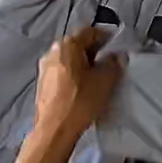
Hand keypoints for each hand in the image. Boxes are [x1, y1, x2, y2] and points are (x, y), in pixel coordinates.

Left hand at [32, 27, 121, 155]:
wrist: (54, 131)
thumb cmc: (80, 101)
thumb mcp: (106, 79)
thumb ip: (113, 62)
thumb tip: (114, 56)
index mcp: (67, 45)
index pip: (91, 31)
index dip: (107, 38)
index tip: (118, 49)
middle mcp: (52, 52)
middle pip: (79, 44)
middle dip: (96, 51)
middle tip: (111, 63)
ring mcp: (45, 68)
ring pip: (71, 58)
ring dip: (85, 63)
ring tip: (99, 77)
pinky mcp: (43, 83)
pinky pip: (64, 71)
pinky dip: (76, 74)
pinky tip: (85, 87)